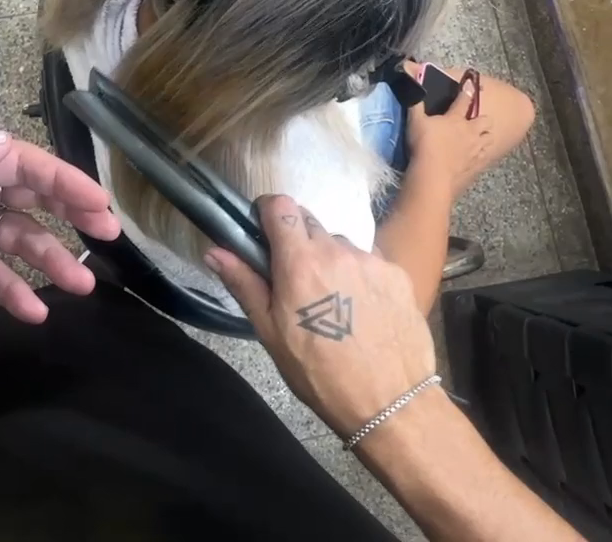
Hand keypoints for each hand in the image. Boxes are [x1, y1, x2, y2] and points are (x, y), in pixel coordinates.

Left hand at [0, 132, 122, 359]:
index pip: (14, 163)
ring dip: (51, 259)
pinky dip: (18, 292)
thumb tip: (5, 139)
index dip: (58, 177)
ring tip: (82, 284)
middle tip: (107, 233)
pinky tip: (37, 310)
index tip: (95, 198)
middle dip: (68, 213)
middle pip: (25, 199)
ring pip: (17, 242)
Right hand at [206, 195, 437, 436]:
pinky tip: (362, 309)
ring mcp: (372, 260)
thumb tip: (214, 251)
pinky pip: (369, 261)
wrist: (393, 406)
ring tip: (333, 300)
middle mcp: (337, 249)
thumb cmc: (320, 373)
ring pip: (340, 243)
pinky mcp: (398, 274)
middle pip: (309, 223)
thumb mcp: (271, 333)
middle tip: (295, 278)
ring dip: (330, 259)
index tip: (263, 231)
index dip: (268, 211)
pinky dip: (359, 274)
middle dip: (297, 241)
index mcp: (300, 261)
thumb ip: (244, 284)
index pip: (280, 206)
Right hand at [405, 62, 533, 198]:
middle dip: (482, 119)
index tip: (472, 83)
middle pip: (485, 121)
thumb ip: (415, 104)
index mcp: (456, 119)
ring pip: (489, 138)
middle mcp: (471, 132)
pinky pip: (485, 156)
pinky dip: (482, 154)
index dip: (467, 90)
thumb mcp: (415, 121)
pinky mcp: (477, 165)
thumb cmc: (424, 144)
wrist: (434, 174)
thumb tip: (413, 87)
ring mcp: (476, 149)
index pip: (463, 100)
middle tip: (474, 121)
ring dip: (485, 136)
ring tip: (479, 137)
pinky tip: (477, 156)